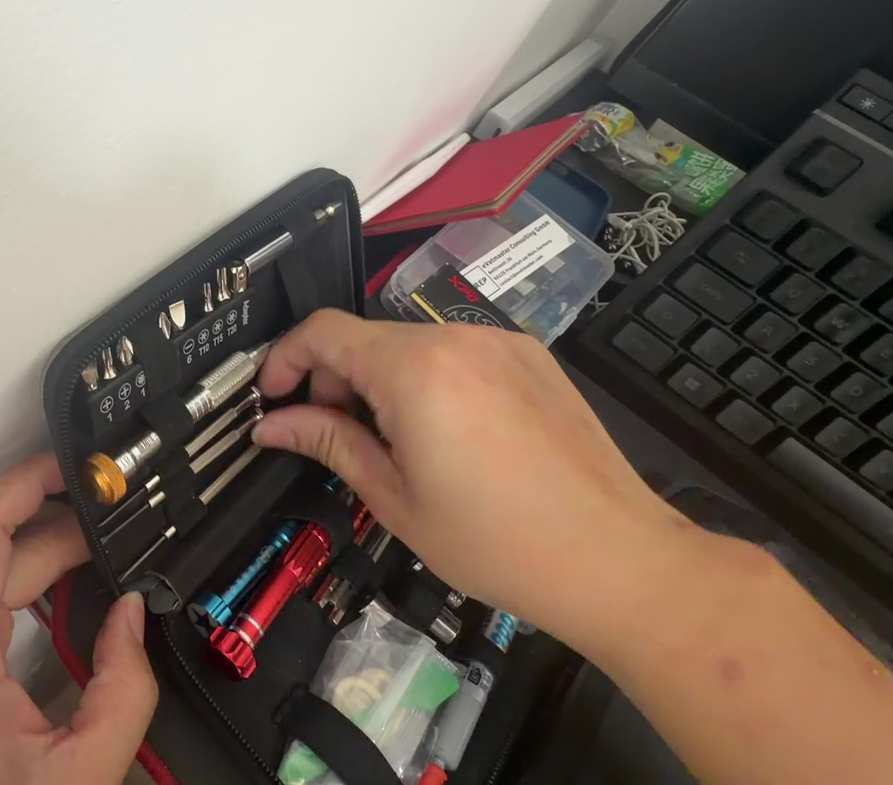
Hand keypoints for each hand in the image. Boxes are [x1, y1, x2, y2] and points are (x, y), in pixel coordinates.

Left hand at [0, 452, 157, 784]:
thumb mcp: (74, 777)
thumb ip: (122, 690)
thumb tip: (131, 619)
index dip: (30, 480)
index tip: (72, 467)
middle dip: (53, 526)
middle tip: (108, 538)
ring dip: (26, 547)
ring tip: (82, 559)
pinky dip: (1, 576)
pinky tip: (41, 592)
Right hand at [250, 309, 709, 650]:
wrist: (620, 560)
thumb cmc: (497, 542)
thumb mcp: (395, 499)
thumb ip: (328, 444)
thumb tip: (272, 425)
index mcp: (414, 370)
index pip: (323, 331)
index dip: (284, 358)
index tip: (273, 398)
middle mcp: (455, 337)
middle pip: (365, 337)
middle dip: (333, 378)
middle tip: (334, 434)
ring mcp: (499, 341)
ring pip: (409, 343)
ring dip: (380, 379)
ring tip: (395, 441)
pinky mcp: (529, 356)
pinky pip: (454, 351)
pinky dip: (427, 377)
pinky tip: (447, 432)